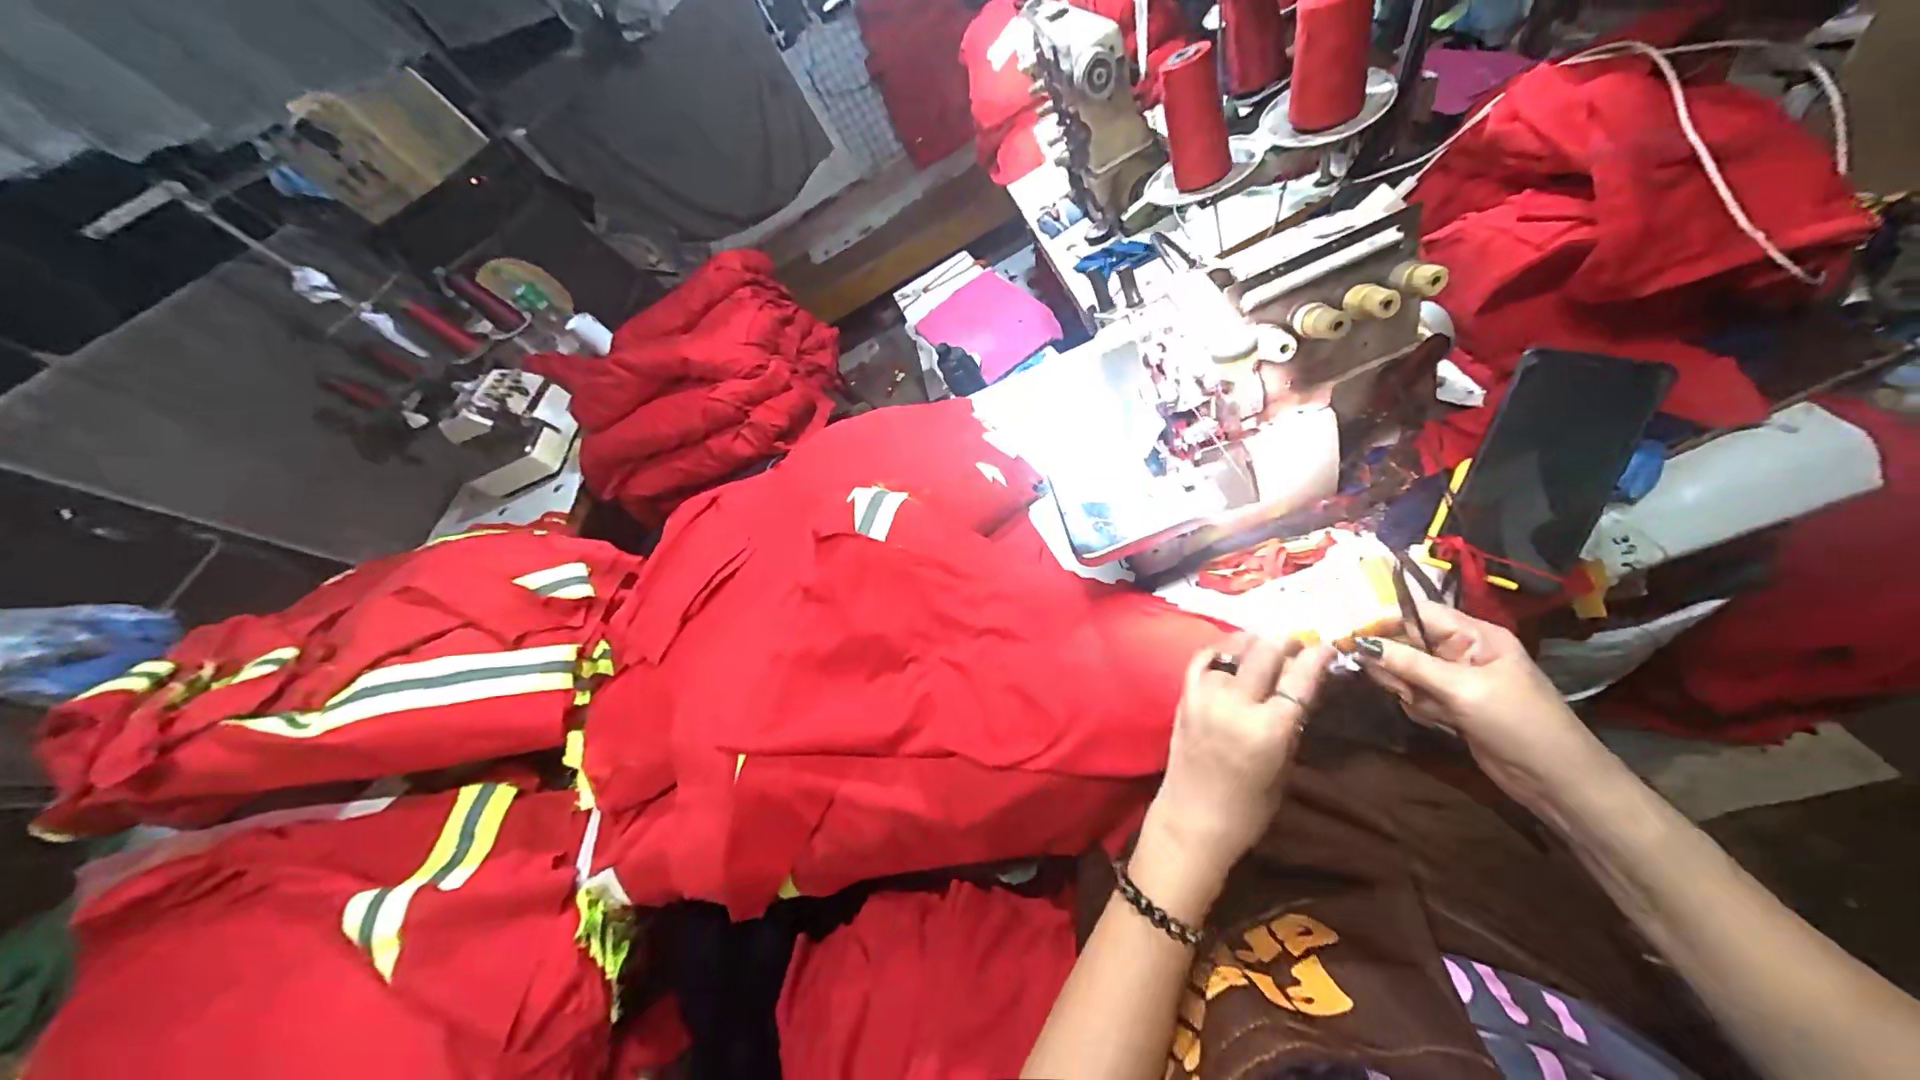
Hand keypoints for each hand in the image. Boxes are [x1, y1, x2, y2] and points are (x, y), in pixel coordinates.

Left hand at [1147, 634, 1335, 883]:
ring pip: (1232, 653)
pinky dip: (1217, 651)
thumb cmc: (1247, 808)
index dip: (1315, 658)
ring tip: (1265, 643)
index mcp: (1269, 729)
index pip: (1298, 681)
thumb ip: (1291, 728)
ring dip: (1253, 644)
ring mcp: (1205, 698)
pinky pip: (1201, 661)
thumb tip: (1300, 694)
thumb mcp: (1283, 769)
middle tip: (1296, 641)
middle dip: (1285, 643)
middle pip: (1265, 655)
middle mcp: (1236, 705)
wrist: (1191, 819)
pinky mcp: (1184, 698)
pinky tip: (1230, 651)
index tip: (1325, 645)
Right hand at [1355, 598, 1615, 812]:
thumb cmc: (1518, 724)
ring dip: (1409, 690)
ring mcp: (1457, 679)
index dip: (1384, 620)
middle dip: (1396, 663)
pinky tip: (1440, 721)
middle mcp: (1464, 651)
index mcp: (1477, 636)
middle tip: (1399, 686)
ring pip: (1407, 670)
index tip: (1350, 634)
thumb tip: (1362, 643)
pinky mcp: (1452, 703)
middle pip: (1408, 641)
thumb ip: (1410, 664)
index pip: (1420, 613)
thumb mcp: (1462, 690)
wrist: (1558, 781)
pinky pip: (1416, 694)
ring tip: (1432, 710)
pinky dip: (1419, 707)